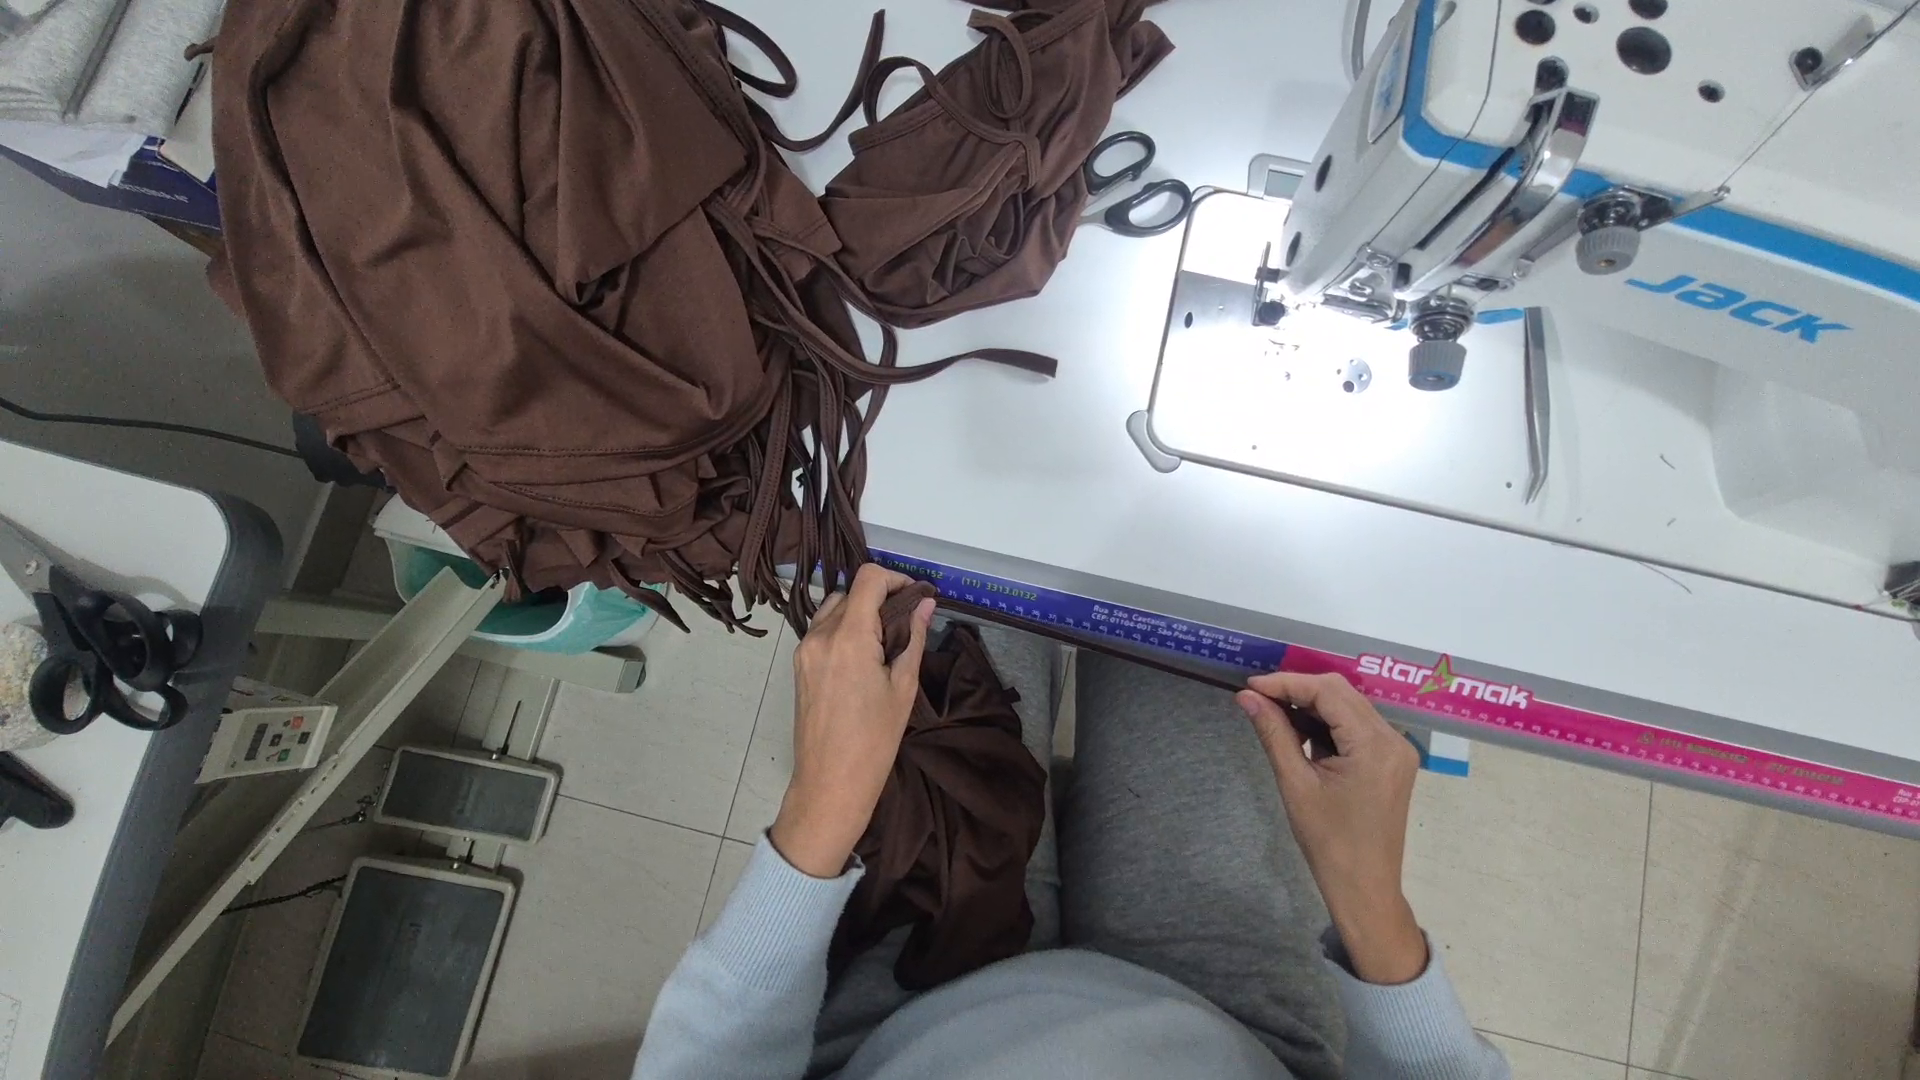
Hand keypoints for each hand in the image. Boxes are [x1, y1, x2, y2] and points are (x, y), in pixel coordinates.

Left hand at [769, 564, 933, 878]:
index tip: (915, 596)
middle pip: (851, 591)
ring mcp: (804, 649)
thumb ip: (913, 637)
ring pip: (834, 607)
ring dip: (860, 611)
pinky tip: (863, 655)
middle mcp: (820, 635)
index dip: (896, 578)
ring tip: (884, 640)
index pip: (868, 579)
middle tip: (906, 623)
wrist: (830, 782)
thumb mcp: (903, 686)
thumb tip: (927, 604)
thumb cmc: (875, 739)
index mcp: (849, 638)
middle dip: (881, 598)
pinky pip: (822, 629)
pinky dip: (844, 628)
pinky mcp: (799, 664)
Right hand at [1237, 672, 1427, 984]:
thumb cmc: (1328, 840)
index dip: (1286, 683)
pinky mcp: (1389, 759)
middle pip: (1340, 692)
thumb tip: (1246, 696)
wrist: (1363, 886)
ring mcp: (1395, 749)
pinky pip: (1354, 724)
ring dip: (1310, 703)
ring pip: (1347, 704)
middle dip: (1297, 688)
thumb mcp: (1294, 782)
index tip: (1250, 686)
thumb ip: (1273, 732)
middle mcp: (1392, 739)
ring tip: (1271, 711)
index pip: (1327, 692)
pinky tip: (1298, 729)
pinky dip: (1325, 720)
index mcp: (1374, 745)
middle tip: (1258, 696)